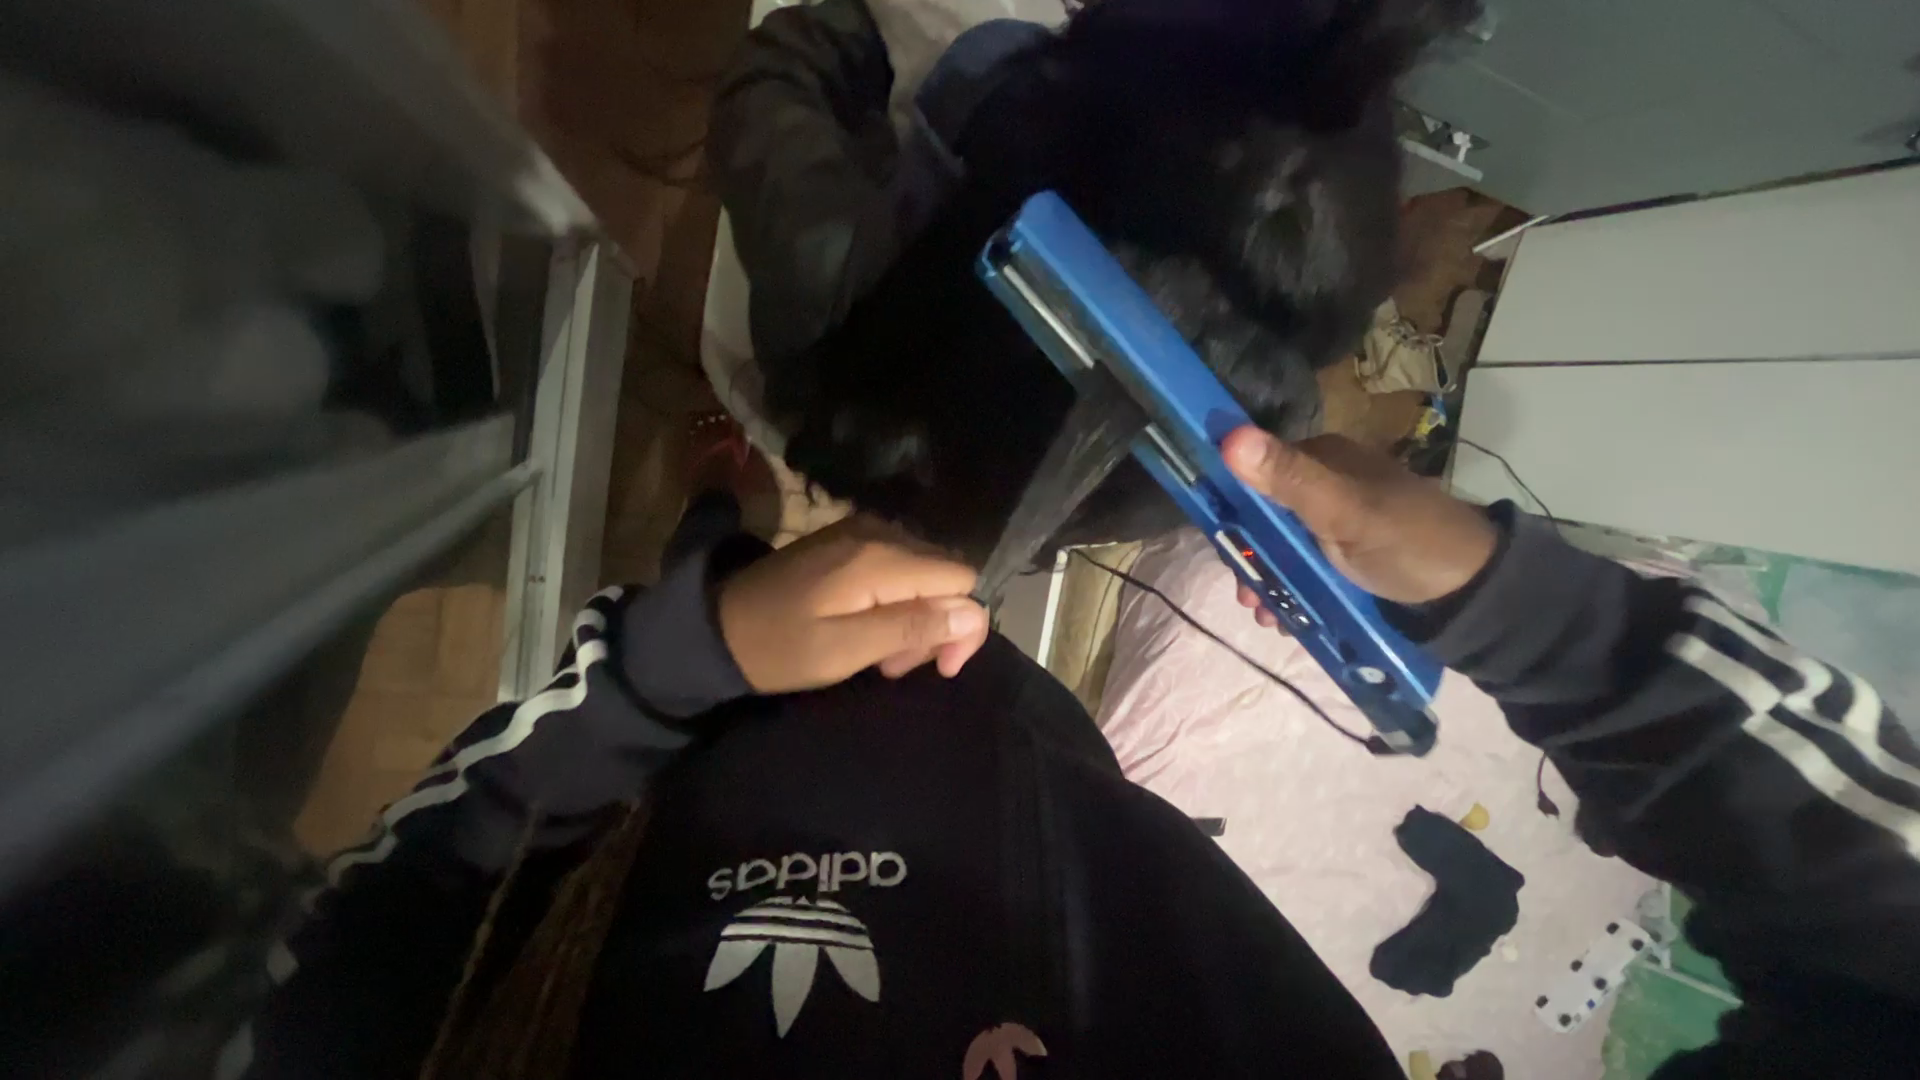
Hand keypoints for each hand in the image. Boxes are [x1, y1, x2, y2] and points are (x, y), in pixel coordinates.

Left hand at [717, 515, 990, 692]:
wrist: (715, 626)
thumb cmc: (778, 647)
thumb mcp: (845, 649)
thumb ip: (911, 628)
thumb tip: (974, 613)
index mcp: (881, 558)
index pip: (962, 579)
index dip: (962, 624)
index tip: (939, 667)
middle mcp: (879, 532)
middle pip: (946, 576)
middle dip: (935, 626)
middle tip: (894, 666)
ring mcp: (862, 531)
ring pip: (925, 574)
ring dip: (914, 619)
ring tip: (877, 655)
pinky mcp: (849, 540)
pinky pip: (899, 569)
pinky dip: (895, 603)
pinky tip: (868, 629)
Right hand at [1220, 427, 1497, 620]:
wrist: (1472, 594)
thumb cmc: (1408, 543)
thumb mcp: (1344, 510)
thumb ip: (1288, 477)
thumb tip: (1229, 435)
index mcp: (1322, 460)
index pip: (1253, 472)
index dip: (1230, 509)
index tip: (1221, 550)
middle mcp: (1323, 483)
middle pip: (1260, 517)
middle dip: (1248, 558)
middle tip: (1249, 598)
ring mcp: (1333, 520)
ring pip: (1276, 546)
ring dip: (1264, 580)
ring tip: (1266, 616)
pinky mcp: (1342, 551)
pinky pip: (1298, 566)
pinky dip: (1285, 588)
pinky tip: (1284, 615)